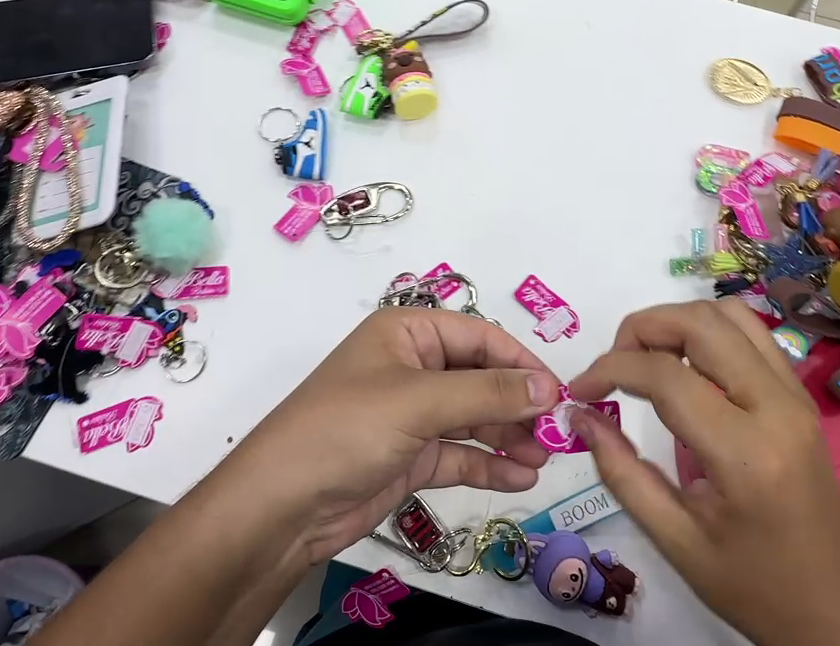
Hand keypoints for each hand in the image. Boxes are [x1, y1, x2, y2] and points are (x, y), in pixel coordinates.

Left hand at [226, 306, 560, 565]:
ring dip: (508, 435)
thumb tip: (549, 388)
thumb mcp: (418, 402)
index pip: (479, 336)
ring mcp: (411, 414)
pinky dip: (489, 464)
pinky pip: (460, 453)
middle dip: (517, 402)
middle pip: (480, 377)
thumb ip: (487, 394)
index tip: (557, 392)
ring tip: (542, 458)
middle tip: (557, 433)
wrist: (282, 506)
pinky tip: (519, 477)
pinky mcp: (410, 456)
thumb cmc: (346, 429)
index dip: (520, 361)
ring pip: (474, 417)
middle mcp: (412, 367)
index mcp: (407, 334)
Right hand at [568, 301, 839, 644]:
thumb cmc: (757, 588)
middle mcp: (777, 407)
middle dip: (642, 328)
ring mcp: (796, 395)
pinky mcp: (801, 395)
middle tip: (612, 367)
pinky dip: (707, 331)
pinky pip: (751, 334)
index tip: (580, 389)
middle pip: (700, 323)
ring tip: (646, 360)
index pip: (666, 376)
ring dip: (677, 322)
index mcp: (746, 453)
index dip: (611, 369)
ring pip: (728, 314)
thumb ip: (622, 473)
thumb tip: (580, 416)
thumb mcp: (677, 542)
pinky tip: (685, 366)